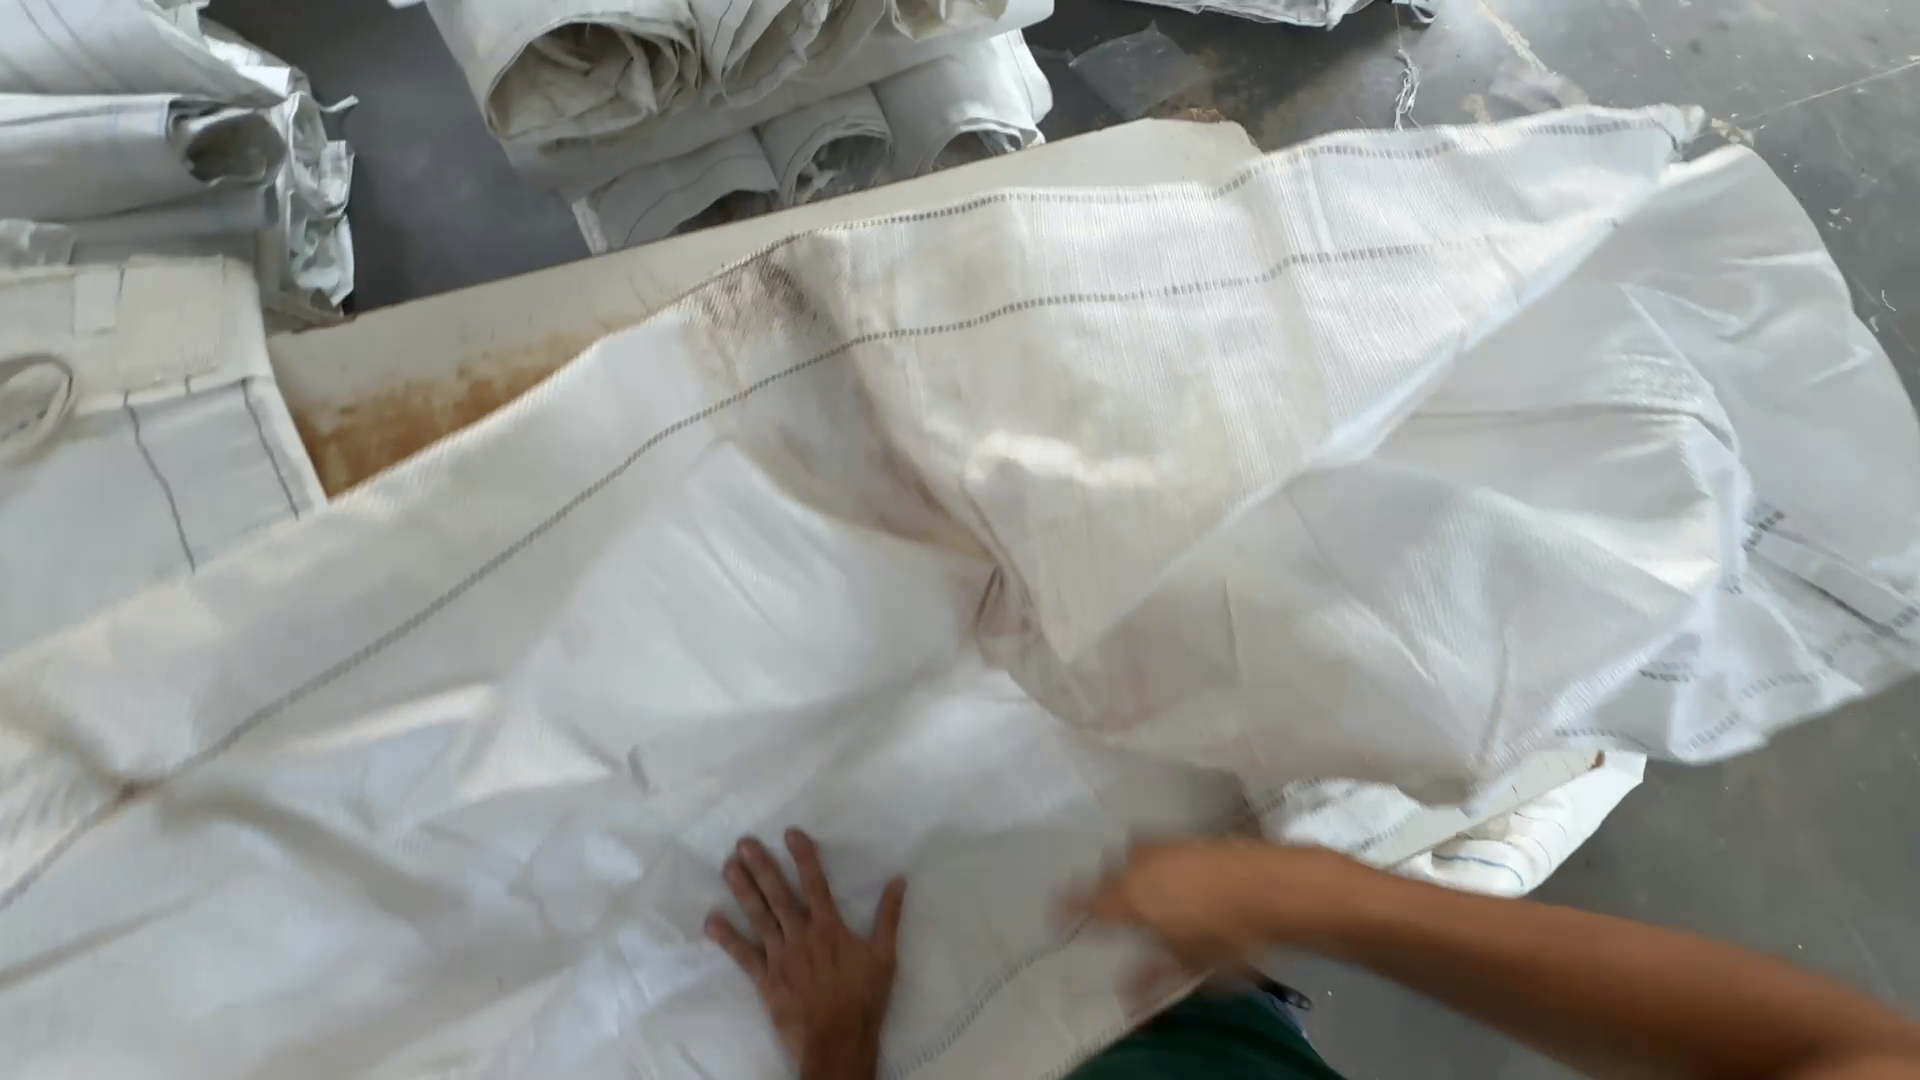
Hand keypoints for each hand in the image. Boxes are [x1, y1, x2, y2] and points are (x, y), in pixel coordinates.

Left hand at [706, 829, 905, 1079]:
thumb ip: (889, 915)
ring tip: (728, 868)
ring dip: (743, 891)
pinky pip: (743, 956)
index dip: (803, 856)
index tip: (790, 833)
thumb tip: (899, 879)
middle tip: (744, 843)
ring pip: (759, 917)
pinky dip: (727, 938)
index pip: (815, 883)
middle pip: (779, 894)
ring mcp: (780, 956)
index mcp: (829, 926)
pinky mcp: (766, 980)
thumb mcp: (885, 955)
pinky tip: (711, 921)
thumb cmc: (864, 997)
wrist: (838, 1042)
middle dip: (762, 867)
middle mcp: (801, 934)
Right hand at [1062, 838, 1368, 1008]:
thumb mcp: (1188, 966)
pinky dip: (1155, 860)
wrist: (1272, 885)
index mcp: (1129, 896)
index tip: (1054, 911)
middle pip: (1107, 873)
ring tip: (1144, 892)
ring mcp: (1163, 844)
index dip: (1067, 907)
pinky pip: (1156, 846)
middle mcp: (1138, 863)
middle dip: (1104, 889)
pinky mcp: (1186, 835)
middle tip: (1110, 911)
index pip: (1086, 901)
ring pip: (1131, 855)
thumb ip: (1151, 979)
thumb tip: (1127, 1000)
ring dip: (1130, 871)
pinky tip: (1175, 878)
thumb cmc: (1226, 933)